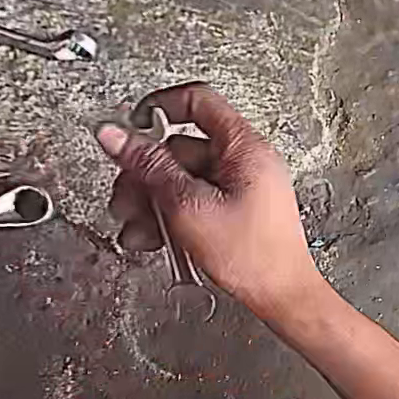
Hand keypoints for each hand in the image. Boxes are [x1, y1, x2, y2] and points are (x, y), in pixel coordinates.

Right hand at [95, 83, 324, 317]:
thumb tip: (116, 135)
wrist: (282, 296)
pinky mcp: (236, 212)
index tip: (132, 130)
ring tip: (136, 229)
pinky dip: (172, 217)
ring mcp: (241, 188)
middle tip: (125, 201)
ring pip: (183, 180)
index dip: (160, 108)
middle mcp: (245, 163)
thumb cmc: (253, 256)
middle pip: (181, 149)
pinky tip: (153, 240)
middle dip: (145, 176)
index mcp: (244, 148)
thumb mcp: (190, 207)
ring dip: (152, 203)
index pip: (198, 102)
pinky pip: (196, 202)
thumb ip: (150, 168)